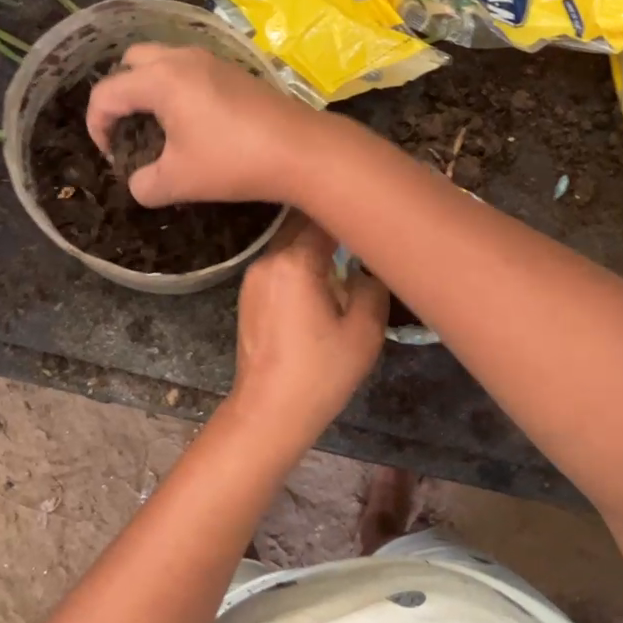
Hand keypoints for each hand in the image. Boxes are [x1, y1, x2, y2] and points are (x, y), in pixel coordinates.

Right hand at [86, 44, 321, 206]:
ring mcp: (210, 60)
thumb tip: (139, 182)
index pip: (107, 93)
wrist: (301, 150)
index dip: (97, 126)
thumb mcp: (178, 182)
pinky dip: (176, 87)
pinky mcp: (233, 70)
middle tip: (129, 130)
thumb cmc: (232, 162)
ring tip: (158, 127)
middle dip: (120, 94)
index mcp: (160, 79)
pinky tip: (191, 122)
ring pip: (162, 60)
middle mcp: (181, 58)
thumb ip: (144, 184)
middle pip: (131, 62)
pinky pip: (188, 68)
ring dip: (148, 88)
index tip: (110, 156)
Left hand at [227, 215, 388, 443]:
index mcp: (294, 262)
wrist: (269, 411)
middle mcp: (268, 260)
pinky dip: (300, 262)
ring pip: (288, 244)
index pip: (322, 217)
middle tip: (364, 227)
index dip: (348, 211)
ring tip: (346, 251)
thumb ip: (372, 287)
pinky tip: (322, 278)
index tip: (373, 212)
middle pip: (300, 224)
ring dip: (314, 243)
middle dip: (330, 221)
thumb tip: (368, 267)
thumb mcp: (364, 332)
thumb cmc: (320, 373)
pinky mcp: (249, 295)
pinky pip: (279, 265)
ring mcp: (254, 277)